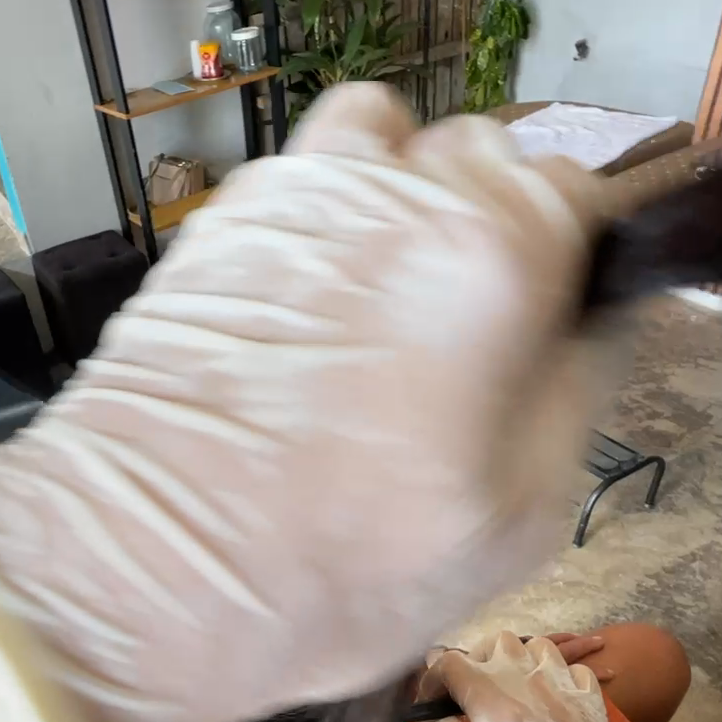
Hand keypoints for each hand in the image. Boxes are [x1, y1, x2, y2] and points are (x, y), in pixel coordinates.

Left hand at [0, 84, 617, 721]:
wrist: (136, 575)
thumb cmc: (335, 573)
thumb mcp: (518, 520)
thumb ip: (575, 391)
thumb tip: (585, 319)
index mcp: (490, 253)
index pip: (576, 196)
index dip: (566, 263)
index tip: (539, 322)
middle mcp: (390, 191)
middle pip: (476, 162)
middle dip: (484, 230)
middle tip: (448, 331)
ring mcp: (285, 196)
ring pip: (380, 146)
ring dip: (396, 205)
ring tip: (369, 307)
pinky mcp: (206, 229)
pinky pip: (291, 188)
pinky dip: (315, 225)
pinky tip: (290, 315)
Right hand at [423, 632, 655, 721]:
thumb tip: (435, 716)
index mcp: (496, 708)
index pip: (451, 662)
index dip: (432, 679)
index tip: (431, 708)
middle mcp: (533, 689)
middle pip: (494, 644)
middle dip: (472, 665)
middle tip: (466, 704)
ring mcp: (570, 697)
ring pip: (536, 646)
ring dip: (515, 663)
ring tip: (507, 696)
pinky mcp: (595, 713)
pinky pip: (574, 670)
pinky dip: (555, 678)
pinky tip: (548, 706)